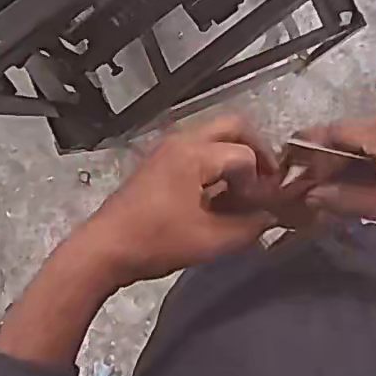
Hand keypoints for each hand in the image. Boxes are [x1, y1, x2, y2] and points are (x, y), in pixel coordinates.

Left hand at [62, 114, 279, 289]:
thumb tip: (270, 219)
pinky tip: (217, 196)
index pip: (246, 154)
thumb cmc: (156, 241)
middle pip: (232, 127)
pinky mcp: (158, 162)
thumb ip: (249, 227)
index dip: (260, 181)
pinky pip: (196, 150)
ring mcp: (167, 148)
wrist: (105, 248)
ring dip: (234, 157)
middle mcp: (181, 140)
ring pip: (214, 136)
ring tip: (243, 192)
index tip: (261, 207)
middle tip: (265, 182)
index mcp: (194, 153)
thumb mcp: (210, 241)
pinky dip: (214, 164)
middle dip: (256, 150)